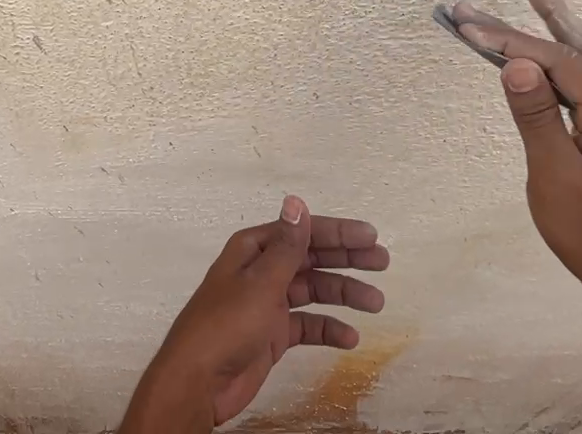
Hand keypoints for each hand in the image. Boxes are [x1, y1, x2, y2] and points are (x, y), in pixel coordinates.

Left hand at [120, 196, 388, 432]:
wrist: (199, 380)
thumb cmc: (226, 324)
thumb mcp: (261, 281)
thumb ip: (286, 245)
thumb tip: (296, 201)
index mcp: (254, 249)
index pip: (302, 232)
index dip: (337, 232)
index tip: (371, 235)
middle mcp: (261, 271)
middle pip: (310, 258)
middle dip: (346, 258)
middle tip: (382, 262)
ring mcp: (267, 303)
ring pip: (313, 291)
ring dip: (343, 294)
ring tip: (376, 303)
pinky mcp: (271, 334)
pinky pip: (306, 325)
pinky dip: (328, 329)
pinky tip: (350, 337)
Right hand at [451, 0, 581, 313]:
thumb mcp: (555, 178)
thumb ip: (537, 117)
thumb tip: (516, 65)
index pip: (555, 62)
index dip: (509, 42)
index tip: (465, 27)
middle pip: (572, 50)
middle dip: (529, 20)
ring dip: (551, 27)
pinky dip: (558, 58)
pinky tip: (545, 49)